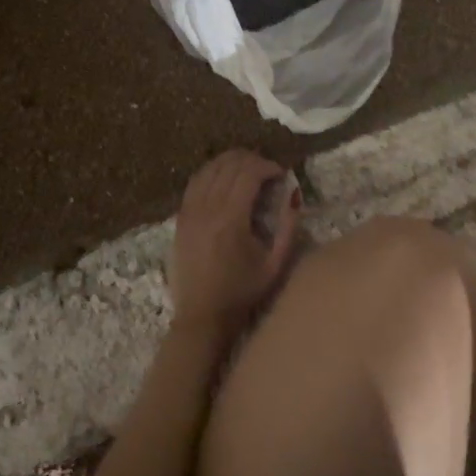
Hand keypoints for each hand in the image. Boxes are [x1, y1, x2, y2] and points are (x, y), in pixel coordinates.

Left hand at [168, 150, 300, 340]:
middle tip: (268, 169)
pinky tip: (224, 178)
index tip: (281, 173)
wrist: (202, 316)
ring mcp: (190, 212)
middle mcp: (207, 209)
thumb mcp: (275, 265)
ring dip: (230, 162)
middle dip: (251, 159)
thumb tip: (294, 194)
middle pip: (228, 165)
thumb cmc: (243, 293)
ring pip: (209, 168)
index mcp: (231, 219)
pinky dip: (211, 172)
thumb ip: (288, 228)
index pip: (249, 173)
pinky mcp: (181, 218)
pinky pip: (195, 182)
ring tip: (248, 168)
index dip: (268, 165)